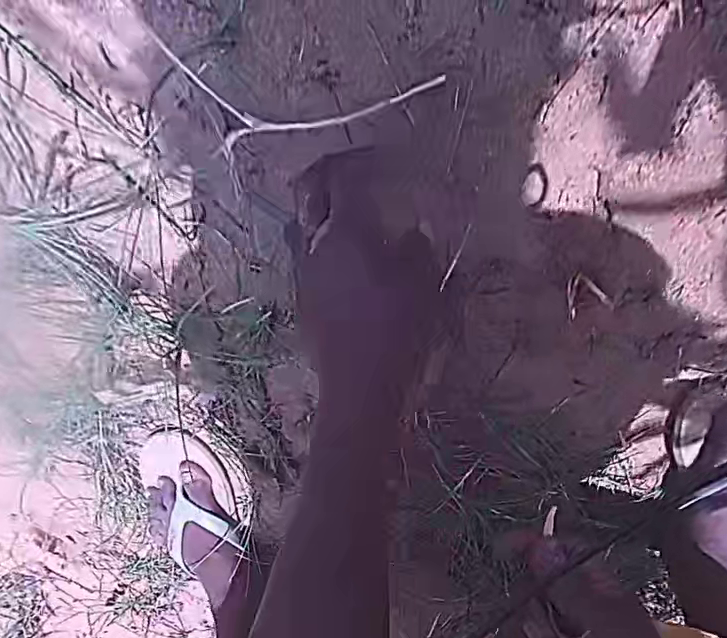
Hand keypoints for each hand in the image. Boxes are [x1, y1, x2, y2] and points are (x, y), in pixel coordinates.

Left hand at [286, 149, 439, 410]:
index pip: (340, 175)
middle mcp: (313, 249)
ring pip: (301, 234)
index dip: (359, 160)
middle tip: (353, 179)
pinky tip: (347, 269)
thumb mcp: (425, 282)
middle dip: (327, 181)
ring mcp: (303, 280)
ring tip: (349, 225)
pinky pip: (307, 267)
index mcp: (344, 230)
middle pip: (307, 198)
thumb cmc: (398, 329)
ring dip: (320, 220)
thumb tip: (413, 233)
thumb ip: (418, 248)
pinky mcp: (303, 308)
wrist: (361, 389)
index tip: (380, 161)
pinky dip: (322, 254)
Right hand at [491, 537, 683, 637]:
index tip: (506, 547)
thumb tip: (541, 544)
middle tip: (548, 636)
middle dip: (531, 604)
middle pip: (534, 584)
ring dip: (520, 635)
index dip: (539, 548)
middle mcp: (579, 612)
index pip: (568, 556)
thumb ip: (569, 587)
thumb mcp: (605, 631)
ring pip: (517, 614)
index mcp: (607, 597)